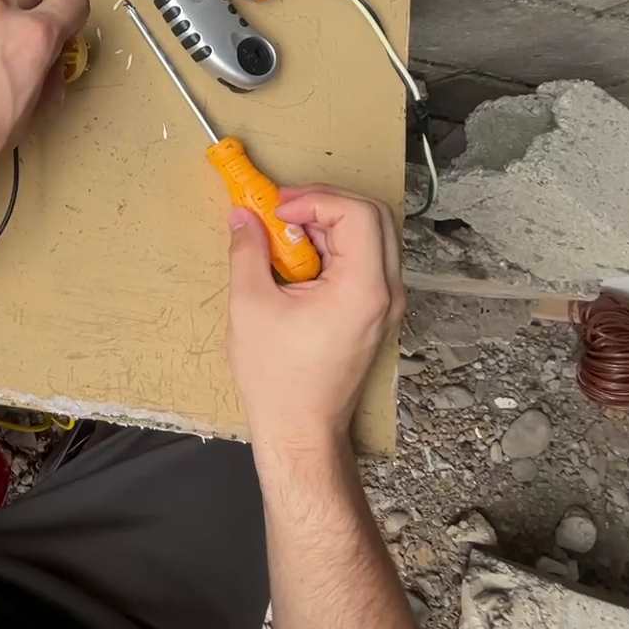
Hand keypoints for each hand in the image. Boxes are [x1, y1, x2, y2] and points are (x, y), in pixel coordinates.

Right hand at [225, 185, 402, 461]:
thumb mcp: (250, 304)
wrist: (301, 428)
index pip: (357, 214)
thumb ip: (247, 251)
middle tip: (281, 209)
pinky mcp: (373, 312)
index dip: (315, 200)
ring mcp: (385, 303)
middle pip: (373, 217)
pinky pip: (363, 259)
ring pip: (371, 236)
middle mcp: (387, 292)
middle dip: (324, 202)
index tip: (275, 211)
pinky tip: (296, 258)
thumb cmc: (276, 373)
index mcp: (363, 289)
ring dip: (327, 222)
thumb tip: (242, 216)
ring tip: (284, 232)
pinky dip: (332, 245)